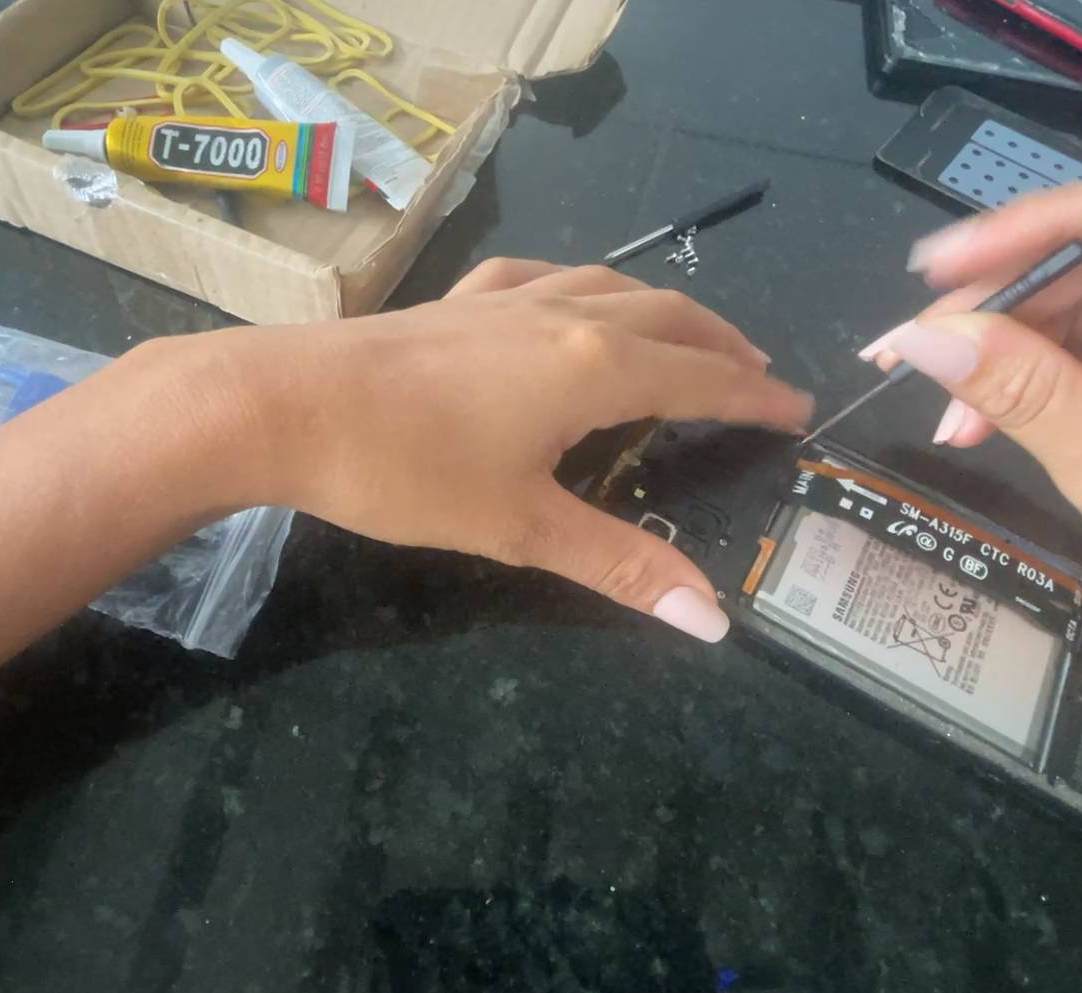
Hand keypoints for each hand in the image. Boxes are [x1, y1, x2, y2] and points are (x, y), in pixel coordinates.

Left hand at [143, 260, 814, 641]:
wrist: (285, 405)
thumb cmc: (406, 471)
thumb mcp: (519, 526)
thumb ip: (616, 564)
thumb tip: (712, 621)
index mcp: (593, 368)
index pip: (703, 377)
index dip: (755, 395)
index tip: (796, 408)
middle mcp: (563, 317)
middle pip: (669, 319)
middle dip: (722, 346)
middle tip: (755, 374)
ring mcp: (506, 300)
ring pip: (611, 287)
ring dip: (663, 314)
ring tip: (685, 339)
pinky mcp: (457, 301)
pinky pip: (543, 281)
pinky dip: (583, 291)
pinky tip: (568, 303)